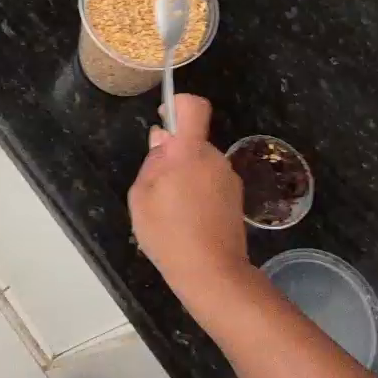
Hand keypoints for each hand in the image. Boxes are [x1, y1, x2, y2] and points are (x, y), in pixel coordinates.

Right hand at [128, 94, 251, 303]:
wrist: (211, 273)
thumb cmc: (168, 232)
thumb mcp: (141, 196)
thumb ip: (152, 162)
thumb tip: (161, 140)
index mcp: (190, 151)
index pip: (193, 107)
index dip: (178, 104)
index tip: (164, 119)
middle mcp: (214, 158)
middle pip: (192, 142)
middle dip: (174, 156)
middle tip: (156, 187)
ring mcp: (229, 179)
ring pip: (201, 165)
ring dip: (186, 177)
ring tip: (170, 210)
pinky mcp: (236, 199)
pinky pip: (211, 184)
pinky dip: (199, 194)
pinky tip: (187, 221)